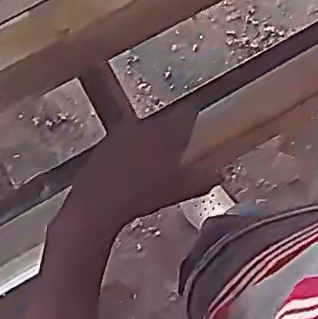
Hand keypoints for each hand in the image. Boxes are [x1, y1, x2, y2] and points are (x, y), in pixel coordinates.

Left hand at [58, 105, 217, 239]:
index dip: (194, 117)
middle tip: (179, 146)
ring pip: (142, 131)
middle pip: (162, 123)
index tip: (199, 122)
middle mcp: (142, 126)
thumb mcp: (179, 190)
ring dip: (150, 141)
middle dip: (172, 132)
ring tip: (156, 160)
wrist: (97, 203)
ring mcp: (119, 135)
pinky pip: (124, 143)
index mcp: (163, 133)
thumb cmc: (143, 195)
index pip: (185, 115)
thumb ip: (202, 180)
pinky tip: (132, 170)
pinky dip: (131, 151)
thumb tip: (220, 176)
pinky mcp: (103, 147)